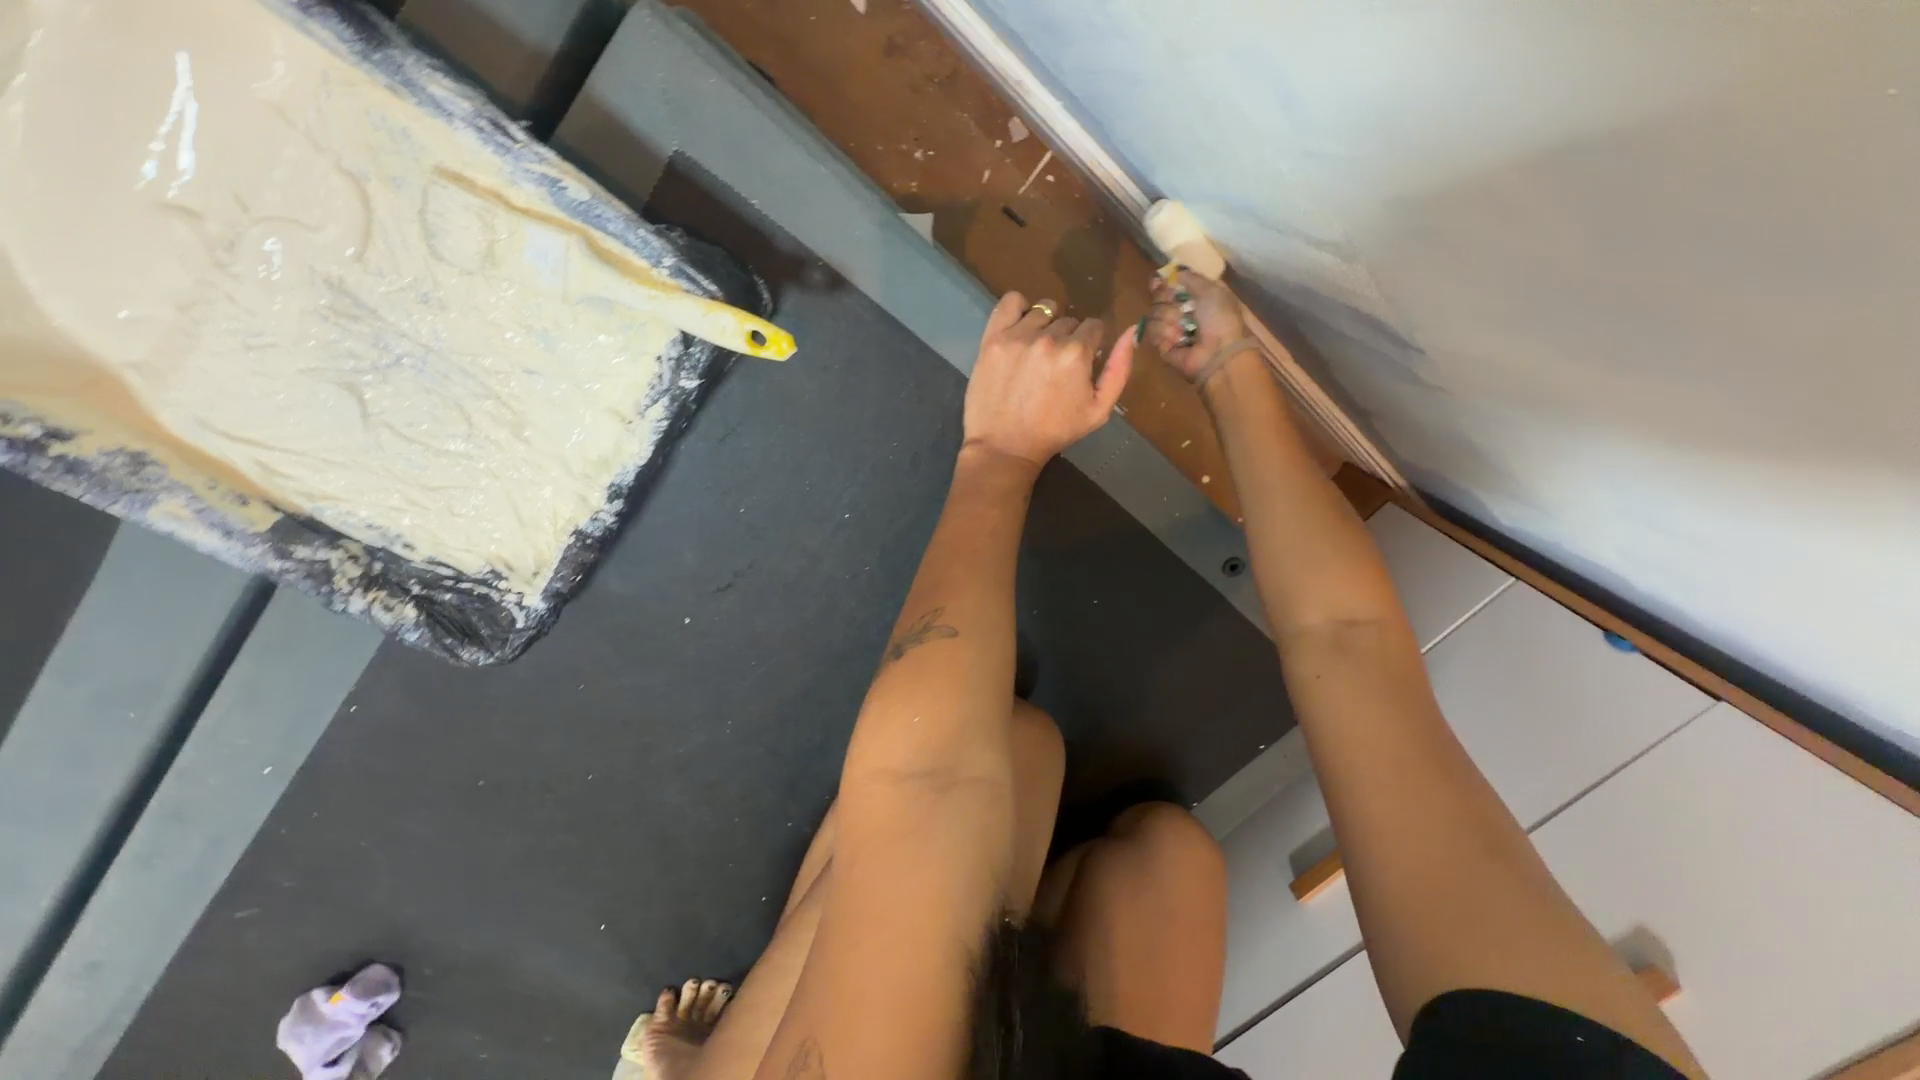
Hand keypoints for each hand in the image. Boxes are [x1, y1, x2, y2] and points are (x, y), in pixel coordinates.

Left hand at [962, 292, 1135, 469]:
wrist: (1005, 446)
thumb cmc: (1055, 432)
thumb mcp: (1099, 409)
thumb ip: (1119, 369)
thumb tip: (1131, 331)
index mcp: (1076, 353)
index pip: (1094, 327)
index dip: (1090, 344)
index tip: (1080, 363)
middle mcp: (1048, 338)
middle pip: (1068, 321)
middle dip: (1068, 338)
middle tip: (1055, 366)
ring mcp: (1017, 336)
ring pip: (1043, 311)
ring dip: (1045, 325)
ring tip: (1037, 351)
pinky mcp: (993, 338)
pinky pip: (1011, 301)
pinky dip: (1018, 309)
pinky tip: (1020, 329)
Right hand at [1145, 269, 1247, 382]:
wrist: (1219, 352)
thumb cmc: (1220, 319)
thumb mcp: (1211, 290)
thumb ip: (1191, 278)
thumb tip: (1175, 271)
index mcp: (1194, 297)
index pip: (1168, 285)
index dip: (1162, 283)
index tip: (1159, 282)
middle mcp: (1180, 312)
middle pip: (1157, 298)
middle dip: (1167, 300)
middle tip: (1181, 308)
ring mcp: (1169, 329)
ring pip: (1153, 314)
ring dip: (1169, 319)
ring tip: (1184, 329)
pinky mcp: (1161, 346)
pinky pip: (1151, 331)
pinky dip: (1165, 333)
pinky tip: (1178, 339)